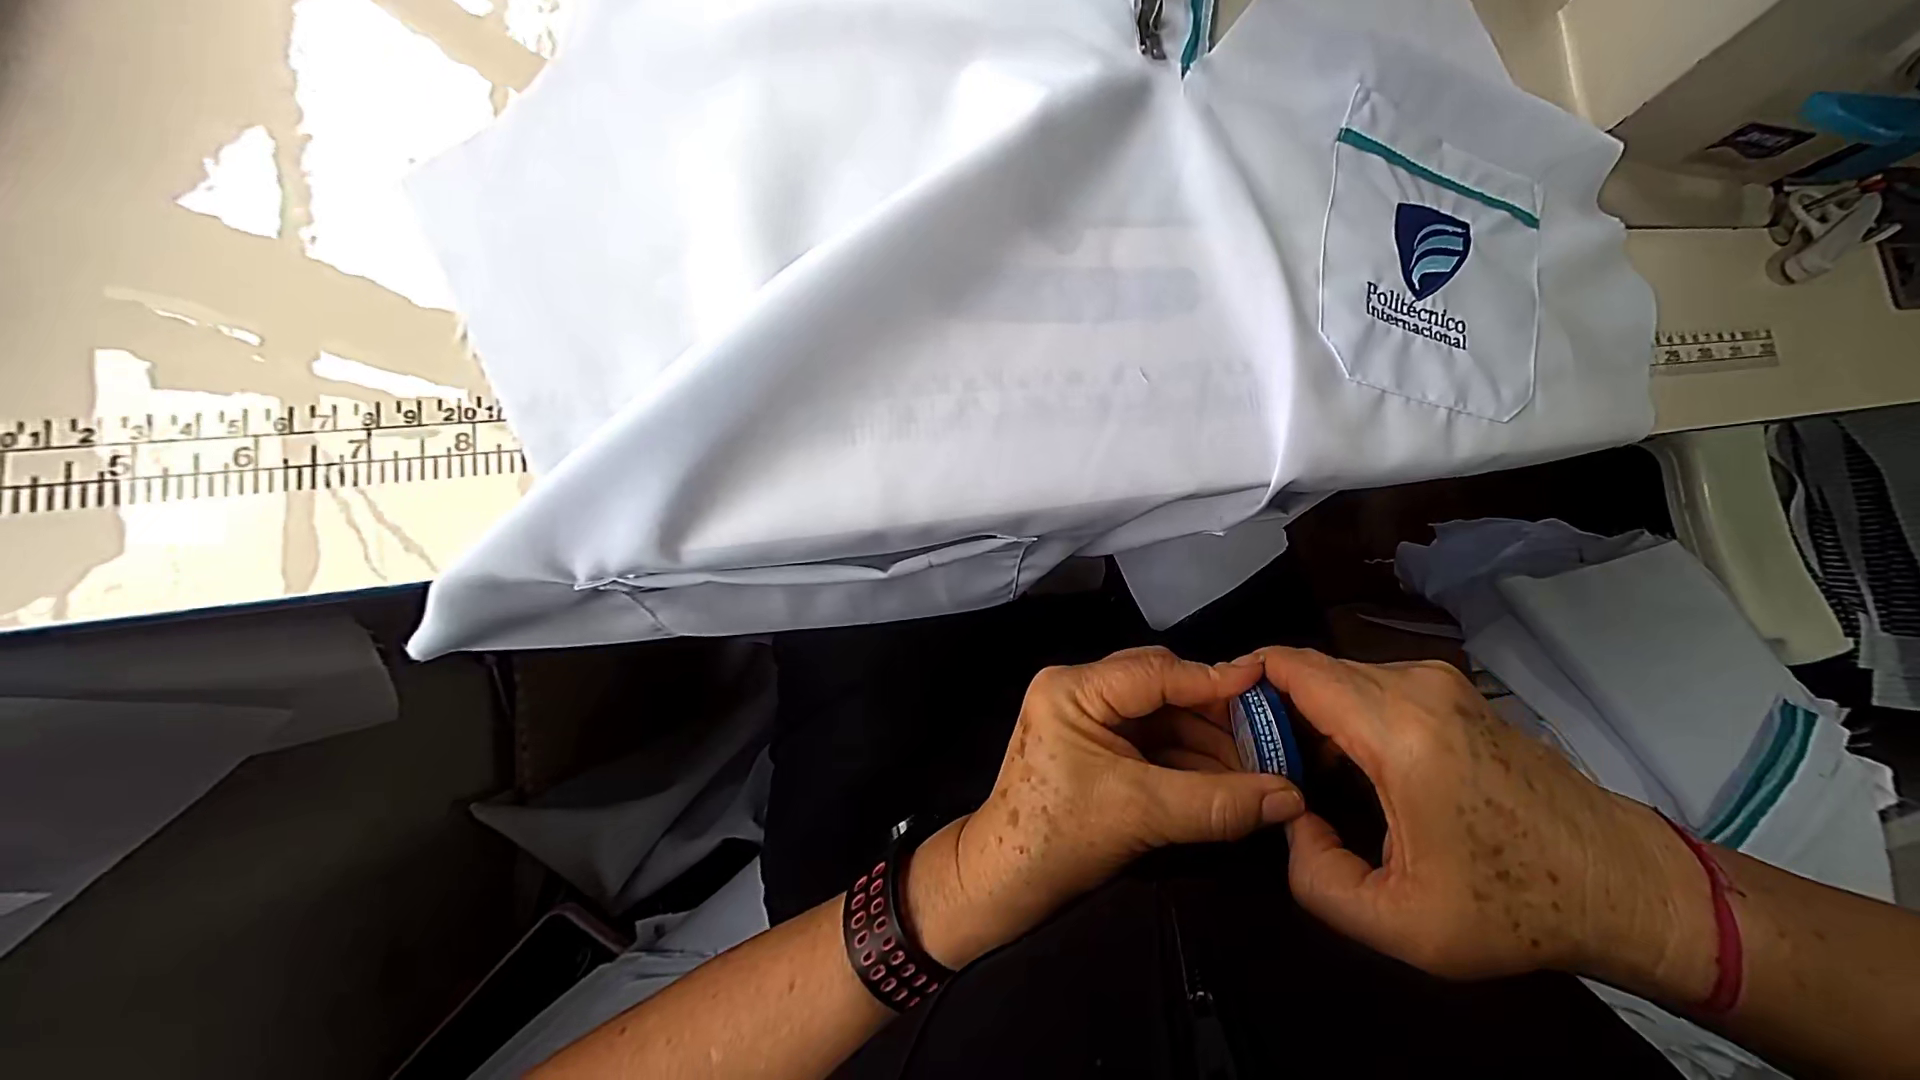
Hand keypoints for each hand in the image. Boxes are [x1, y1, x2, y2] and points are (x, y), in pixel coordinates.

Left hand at [909, 647, 1307, 967]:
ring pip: (1161, 713)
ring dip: (1206, 740)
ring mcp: (1087, 716)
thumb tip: (1291, 798)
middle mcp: (1078, 690)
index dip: (1212, 680)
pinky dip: (1188, 757)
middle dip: (1213, 714)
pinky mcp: (1097, 743)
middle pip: (1160, 686)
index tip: (1265, 686)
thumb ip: (1218, 802)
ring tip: (1257, 769)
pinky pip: (1152, 739)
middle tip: (1266, 738)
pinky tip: (1226, 780)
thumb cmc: (1057, 837)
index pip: (1154, 672)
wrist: (1006, 882)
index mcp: (1073, 689)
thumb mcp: (1141, 813)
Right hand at [1250, 648, 1715, 992]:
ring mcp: (1437, 683)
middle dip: (1269, 704)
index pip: (1292, 666)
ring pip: (1336, 677)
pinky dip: (1340, 713)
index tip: (1216, 715)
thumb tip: (1288, 814)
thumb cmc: (1514, 905)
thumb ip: (1310, 873)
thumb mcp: (1396, 922)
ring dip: (1305, 711)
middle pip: (1308, 670)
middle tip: (1253, 756)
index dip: (1242, 678)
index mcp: (1399, 732)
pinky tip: (1344, 763)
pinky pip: (1368, 685)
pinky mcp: (1450, 691)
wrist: (1627, 887)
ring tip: (1295, 765)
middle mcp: (1416, 688)